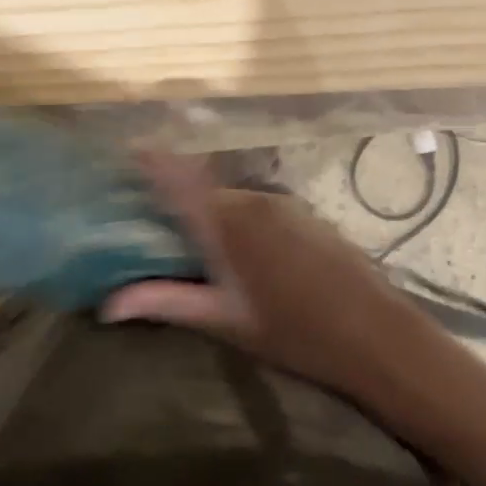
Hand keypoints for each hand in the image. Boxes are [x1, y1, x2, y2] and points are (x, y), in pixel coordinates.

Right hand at [102, 152, 430, 398]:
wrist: (378, 335)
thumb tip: (107, 306)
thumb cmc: (296, 333)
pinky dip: (240, 220)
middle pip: (203, 190)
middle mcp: (252, 202)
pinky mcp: (304, 215)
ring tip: (197, 245)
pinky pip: (258, 208)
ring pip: (232, 200)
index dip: (153, 160)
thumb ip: (165, 303)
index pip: (179, 178)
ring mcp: (283, 205)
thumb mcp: (225, 320)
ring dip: (211, 213)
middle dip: (179, 199)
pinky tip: (245, 254)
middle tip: (156, 223)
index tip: (128, 151)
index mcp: (227, 223)